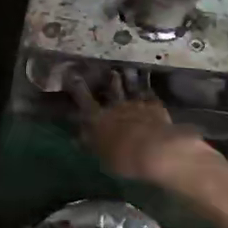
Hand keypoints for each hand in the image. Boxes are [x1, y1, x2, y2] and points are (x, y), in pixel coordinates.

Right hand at [67, 69, 215, 186]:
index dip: (77, 87)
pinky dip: (148, 89)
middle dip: (109, 79)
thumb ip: (90, 144)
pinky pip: (150, 94)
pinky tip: (148, 85)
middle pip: (112, 89)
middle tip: (108, 70)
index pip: (84, 99)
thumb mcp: (101, 155)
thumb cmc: (123, 158)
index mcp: (98, 119)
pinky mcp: (155, 107)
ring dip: (129, 78)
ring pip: (131, 86)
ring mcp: (137, 104)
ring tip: (128, 69)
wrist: (155, 150)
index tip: (72, 75)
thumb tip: (75, 138)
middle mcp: (116, 106)